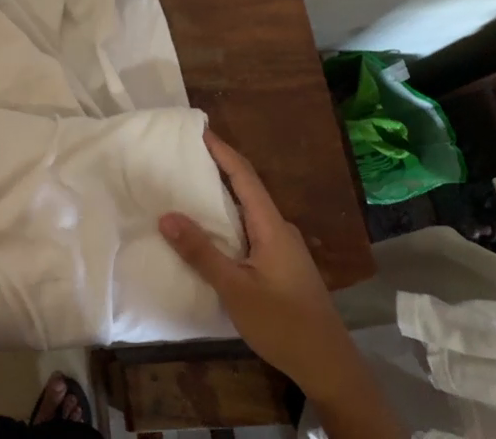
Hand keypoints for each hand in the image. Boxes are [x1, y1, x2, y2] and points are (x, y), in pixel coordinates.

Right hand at [158, 131, 359, 401]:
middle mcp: (281, 230)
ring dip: (222, 198)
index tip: (199, 130)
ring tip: (190, 190)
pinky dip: (229, 222)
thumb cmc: (282, 323)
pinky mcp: (283, 267)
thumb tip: (166, 215)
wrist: (328, 366)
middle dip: (218, 170)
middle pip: (247, 190)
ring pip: (249, 213)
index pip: (244, 177)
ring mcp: (285, 250)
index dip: (222, 151)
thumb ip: (201, 252)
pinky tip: (212, 234)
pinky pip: (252, 231)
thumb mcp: (235, 288)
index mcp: (272, 227)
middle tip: (185, 157)